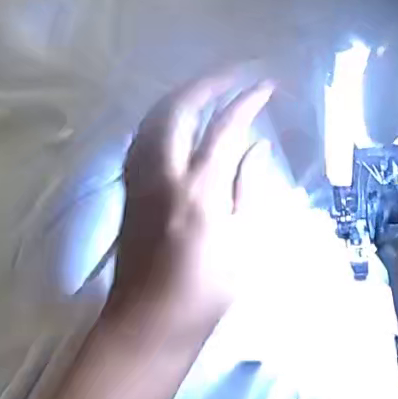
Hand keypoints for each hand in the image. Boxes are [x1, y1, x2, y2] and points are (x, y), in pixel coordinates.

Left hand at [102, 69, 274, 353]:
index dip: (247, 100)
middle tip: (237, 72)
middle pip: (177, 109)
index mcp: (199, 190)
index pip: (223, 127)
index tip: (268, 85)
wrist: (147, 325)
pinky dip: (164, 115)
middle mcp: (163, 176)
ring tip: (211, 86)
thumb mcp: (243, 240)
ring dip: (183, 94)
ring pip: (153, 118)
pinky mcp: (129, 190)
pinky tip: (179, 118)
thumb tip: (255, 146)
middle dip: (208, 82)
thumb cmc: (206, 290)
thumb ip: (247, 186)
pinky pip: (143, 136)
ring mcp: (140, 181)